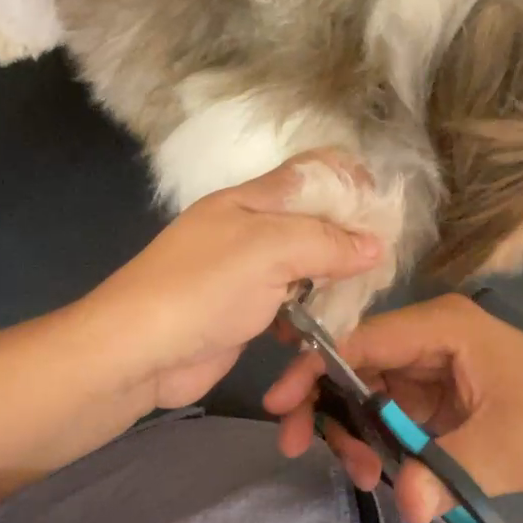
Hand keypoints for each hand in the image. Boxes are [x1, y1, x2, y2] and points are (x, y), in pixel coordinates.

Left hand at [67, 152, 384, 409]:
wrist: (137, 351)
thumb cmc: (202, 288)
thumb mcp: (268, 250)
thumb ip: (325, 241)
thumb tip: (375, 244)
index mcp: (249, 199)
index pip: (309, 172)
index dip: (350, 182)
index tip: (385, 213)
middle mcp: (248, 229)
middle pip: (311, 221)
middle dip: (349, 239)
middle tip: (382, 269)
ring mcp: (242, 273)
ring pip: (303, 266)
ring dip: (332, 281)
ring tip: (361, 300)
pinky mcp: (240, 313)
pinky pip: (288, 304)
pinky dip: (310, 314)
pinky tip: (328, 330)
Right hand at [263, 293, 522, 522]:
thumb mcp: (509, 449)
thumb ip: (450, 473)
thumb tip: (406, 507)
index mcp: (443, 325)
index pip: (362, 339)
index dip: (315, 368)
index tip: (280, 404)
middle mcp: (426, 336)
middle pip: (353, 363)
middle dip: (327, 406)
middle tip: (301, 449)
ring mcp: (427, 365)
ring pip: (362, 390)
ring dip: (350, 430)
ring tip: (364, 476)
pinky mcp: (429, 394)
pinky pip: (382, 411)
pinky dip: (372, 440)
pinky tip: (378, 471)